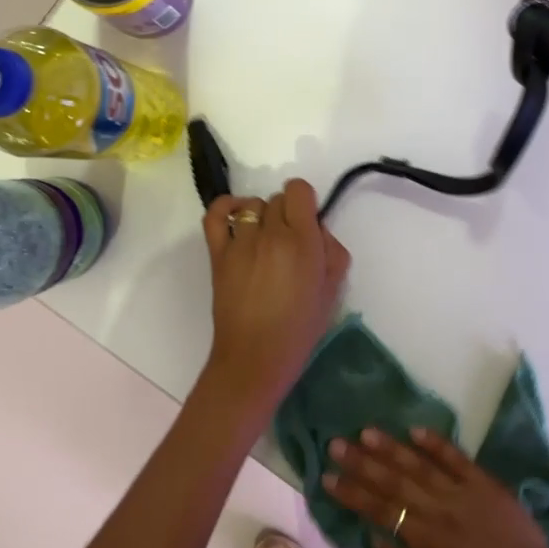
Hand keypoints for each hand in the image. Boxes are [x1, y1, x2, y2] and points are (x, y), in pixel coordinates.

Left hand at [201, 180, 350, 405]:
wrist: (256, 357)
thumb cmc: (299, 329)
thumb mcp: (332, 290)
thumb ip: (331, 251)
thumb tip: (316, 230)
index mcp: (303, 241)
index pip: (299, 190)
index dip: (305, 203)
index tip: (307, 225)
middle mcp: (271, 233)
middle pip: (277, 199)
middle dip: (287, 215)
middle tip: (289, 245)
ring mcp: (241, 242)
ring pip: (252, 205)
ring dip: (262, 217)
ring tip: (264, 242)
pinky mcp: (218, 253)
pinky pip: (216, 214)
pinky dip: (226, 208)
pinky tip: (237, 219)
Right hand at [325, 427, 548, 547]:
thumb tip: (374, 537)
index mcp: (422, 538)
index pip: (378, 509)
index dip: (351, 492)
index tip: (326, 476)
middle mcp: (436, 510)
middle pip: (393, 480)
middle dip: (361, 462)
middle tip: (336, 443)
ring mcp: (461, 492)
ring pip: (419, 464)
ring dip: (391, 447)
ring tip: (366, 431)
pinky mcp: (484, 483)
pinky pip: (456, 458)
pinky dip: (436, 443)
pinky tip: (415, 430)